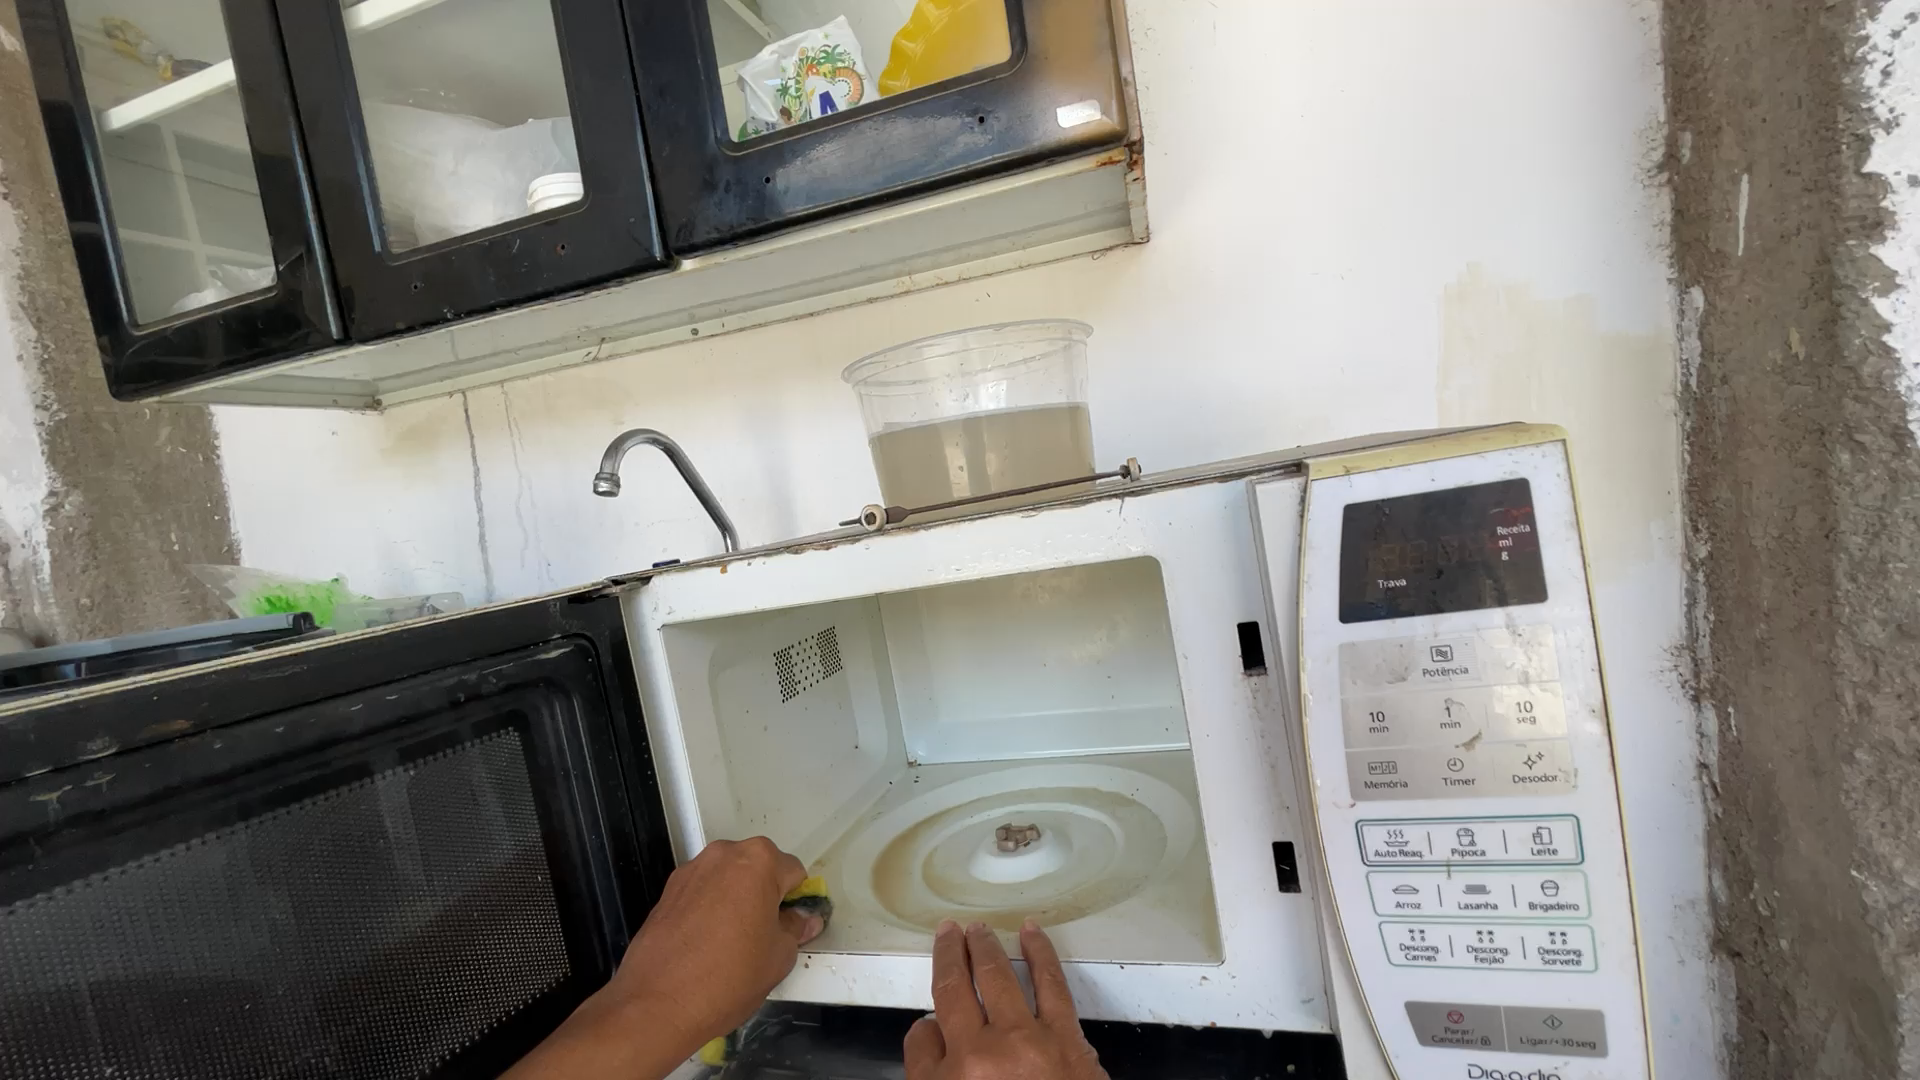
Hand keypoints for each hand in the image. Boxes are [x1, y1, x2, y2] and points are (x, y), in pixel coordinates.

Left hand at [606, 837, 826, 1051]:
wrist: (656, 1005)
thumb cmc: (728, 977)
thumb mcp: (779, 957)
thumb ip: (796, 929)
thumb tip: (805, 919)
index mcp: (760, 860)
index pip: (794, 873)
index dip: (795, 903)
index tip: (787, 930)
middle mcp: (725, 853)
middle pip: (759, 869)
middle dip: (764, 896)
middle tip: (759, 937)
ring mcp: (693, 869)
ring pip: (728, 879)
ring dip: (735, 899)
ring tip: (727, 942)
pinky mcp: (668, 890)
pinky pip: (702, 892)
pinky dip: (708, 908)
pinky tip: (702, 943)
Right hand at [904, 920, 1107, 1079]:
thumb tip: (934, 1045)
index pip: (920, 1043)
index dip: (922, 1030)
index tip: (927, 1024)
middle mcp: (976, 1057)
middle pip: (953, 991)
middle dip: (949, 958)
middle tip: (948, 933)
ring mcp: (1023, 1042)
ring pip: (995, 976)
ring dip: (983, 947)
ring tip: (977, 930)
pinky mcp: (1065, 1038)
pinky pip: (1049, 983)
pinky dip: (1039, 952)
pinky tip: (1030, 932)